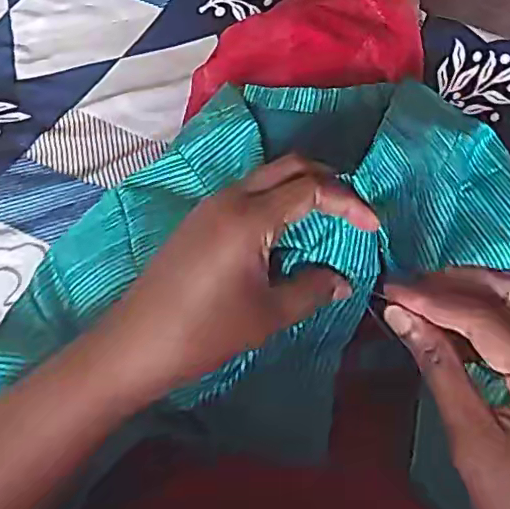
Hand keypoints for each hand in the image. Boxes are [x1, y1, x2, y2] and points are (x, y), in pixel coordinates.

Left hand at [90, 154, 378, 402]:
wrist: (136, 342)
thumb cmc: (204, 332)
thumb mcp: (267, 315)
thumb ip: (311, 289)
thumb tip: (342, 279)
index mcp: (249, 216)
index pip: (311, 188)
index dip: (349, 202)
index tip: (374, 226)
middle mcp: (230, 197)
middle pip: (289, 166)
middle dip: (327, 180)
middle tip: (353, 211)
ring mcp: (211, 204)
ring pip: (266, 176)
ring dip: (300, 187)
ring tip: (326, 220)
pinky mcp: (200, 217)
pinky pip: (247, 192)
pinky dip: (276, 199)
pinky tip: (286, 232)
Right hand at [385, 268, 509, 508]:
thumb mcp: (472, 444)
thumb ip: (438, 367)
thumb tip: (399, 313)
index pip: (487, 318)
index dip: (433, 297)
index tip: (389, 288)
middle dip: (455, 283)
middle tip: (407, 289)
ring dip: (473, 294)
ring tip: (424, 300)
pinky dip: (491, 318)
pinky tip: (456, 327)